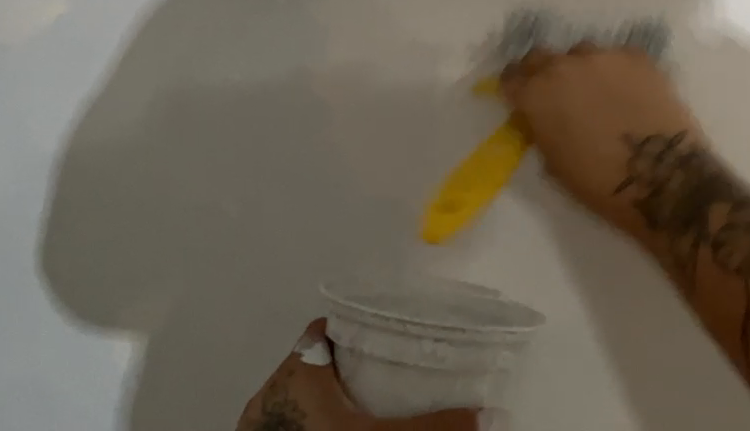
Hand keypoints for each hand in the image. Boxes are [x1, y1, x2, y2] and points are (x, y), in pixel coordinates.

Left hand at [235, 320, 476, 430]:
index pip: (320, 330)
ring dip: (322, 401)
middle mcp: (268, 393)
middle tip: (379, 377)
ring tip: (360, 406)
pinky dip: (308, 422)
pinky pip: (284, 422)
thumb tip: (493, 415)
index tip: (382, 335)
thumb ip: (434, 424)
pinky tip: (334, 427)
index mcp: (295, 371)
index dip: (351, 328)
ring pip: (293, 398)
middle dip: (341, 368)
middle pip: (308, 363)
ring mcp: (256, 426)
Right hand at [500, 43, 705, 238]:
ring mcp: (603, 56)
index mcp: (537, 94)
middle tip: (555, 93)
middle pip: (541, 57)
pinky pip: (618, 56)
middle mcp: (564, 66)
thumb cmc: (602, 184)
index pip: (511, 77)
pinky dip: (617, 70)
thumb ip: (541, 130)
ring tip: (598, 91)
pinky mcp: (637, 56)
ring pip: (581, 53)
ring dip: (581, 69)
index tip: (520, 97)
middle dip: (541, 72)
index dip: (514, 88)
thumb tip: (540, 118)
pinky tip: (629, 90)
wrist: (664, 176)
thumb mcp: (554, 163)